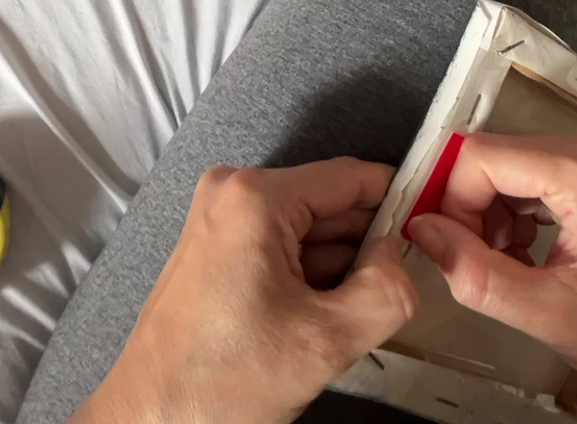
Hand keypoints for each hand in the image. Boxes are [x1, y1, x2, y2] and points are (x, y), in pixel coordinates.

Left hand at [73, 158, 418, 423]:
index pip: (347, 177)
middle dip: (363, 243)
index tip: (429, 220)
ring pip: (303, 227)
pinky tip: (319, 315)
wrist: (146, 423)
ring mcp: (217, 216)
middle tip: (396, 287)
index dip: (394, 197)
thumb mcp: (325, 342)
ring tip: (353, 313)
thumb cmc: (222, 382)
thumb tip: (401, 256)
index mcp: (255, 197)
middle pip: (325, 202)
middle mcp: (231, 190)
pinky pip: (277, 244)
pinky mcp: (213, 244)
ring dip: (335, 265)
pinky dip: (306, 274)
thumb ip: (385, 291)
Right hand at [405, 133, 576, 423]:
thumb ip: (477, 274)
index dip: (451, 200)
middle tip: (478, 264)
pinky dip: (518, 207)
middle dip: (471, 208)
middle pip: (494, 155)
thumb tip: (418, 229)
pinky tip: (529, 250)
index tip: (451, 252)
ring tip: (508, 263)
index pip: (479, 155)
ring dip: (493, 210)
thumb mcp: (552, 318)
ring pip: (511, 163)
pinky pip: (536, 171)